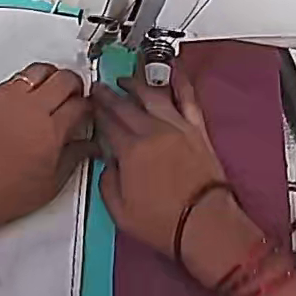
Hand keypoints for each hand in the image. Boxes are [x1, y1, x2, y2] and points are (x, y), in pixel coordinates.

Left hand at [0, 63, 91, 249]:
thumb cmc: (5, 192)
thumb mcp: (51, 183)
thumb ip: (74, 156)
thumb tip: (90, 144)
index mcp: (51, 131)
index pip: (81, 104)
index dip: (90, 107)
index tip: (88, 113)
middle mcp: (31, 109)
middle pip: (65, 79)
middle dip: (76, 86)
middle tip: (75, 98)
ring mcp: (10, 100)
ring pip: (40, 70)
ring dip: (53, 77)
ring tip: (54, 92)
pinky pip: (17, 77)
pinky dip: (29, 81)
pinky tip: (31, 97)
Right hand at [90, 71, 232, 257]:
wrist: (205, 224)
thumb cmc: (164, 222)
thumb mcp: (120, 211)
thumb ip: (107, 183)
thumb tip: (108, 166)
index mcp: (130, 150)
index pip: (107, 122)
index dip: (96, 111)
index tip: (90, 105)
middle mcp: (152, 132)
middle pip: (125, 106)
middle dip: (109, 95)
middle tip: (100, 88)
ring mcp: (176, 128)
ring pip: (152, 95)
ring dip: (136, 84)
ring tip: (126, 79)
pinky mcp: (197, 130)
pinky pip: (187, 99)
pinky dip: (180, 82)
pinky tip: (173, 71)